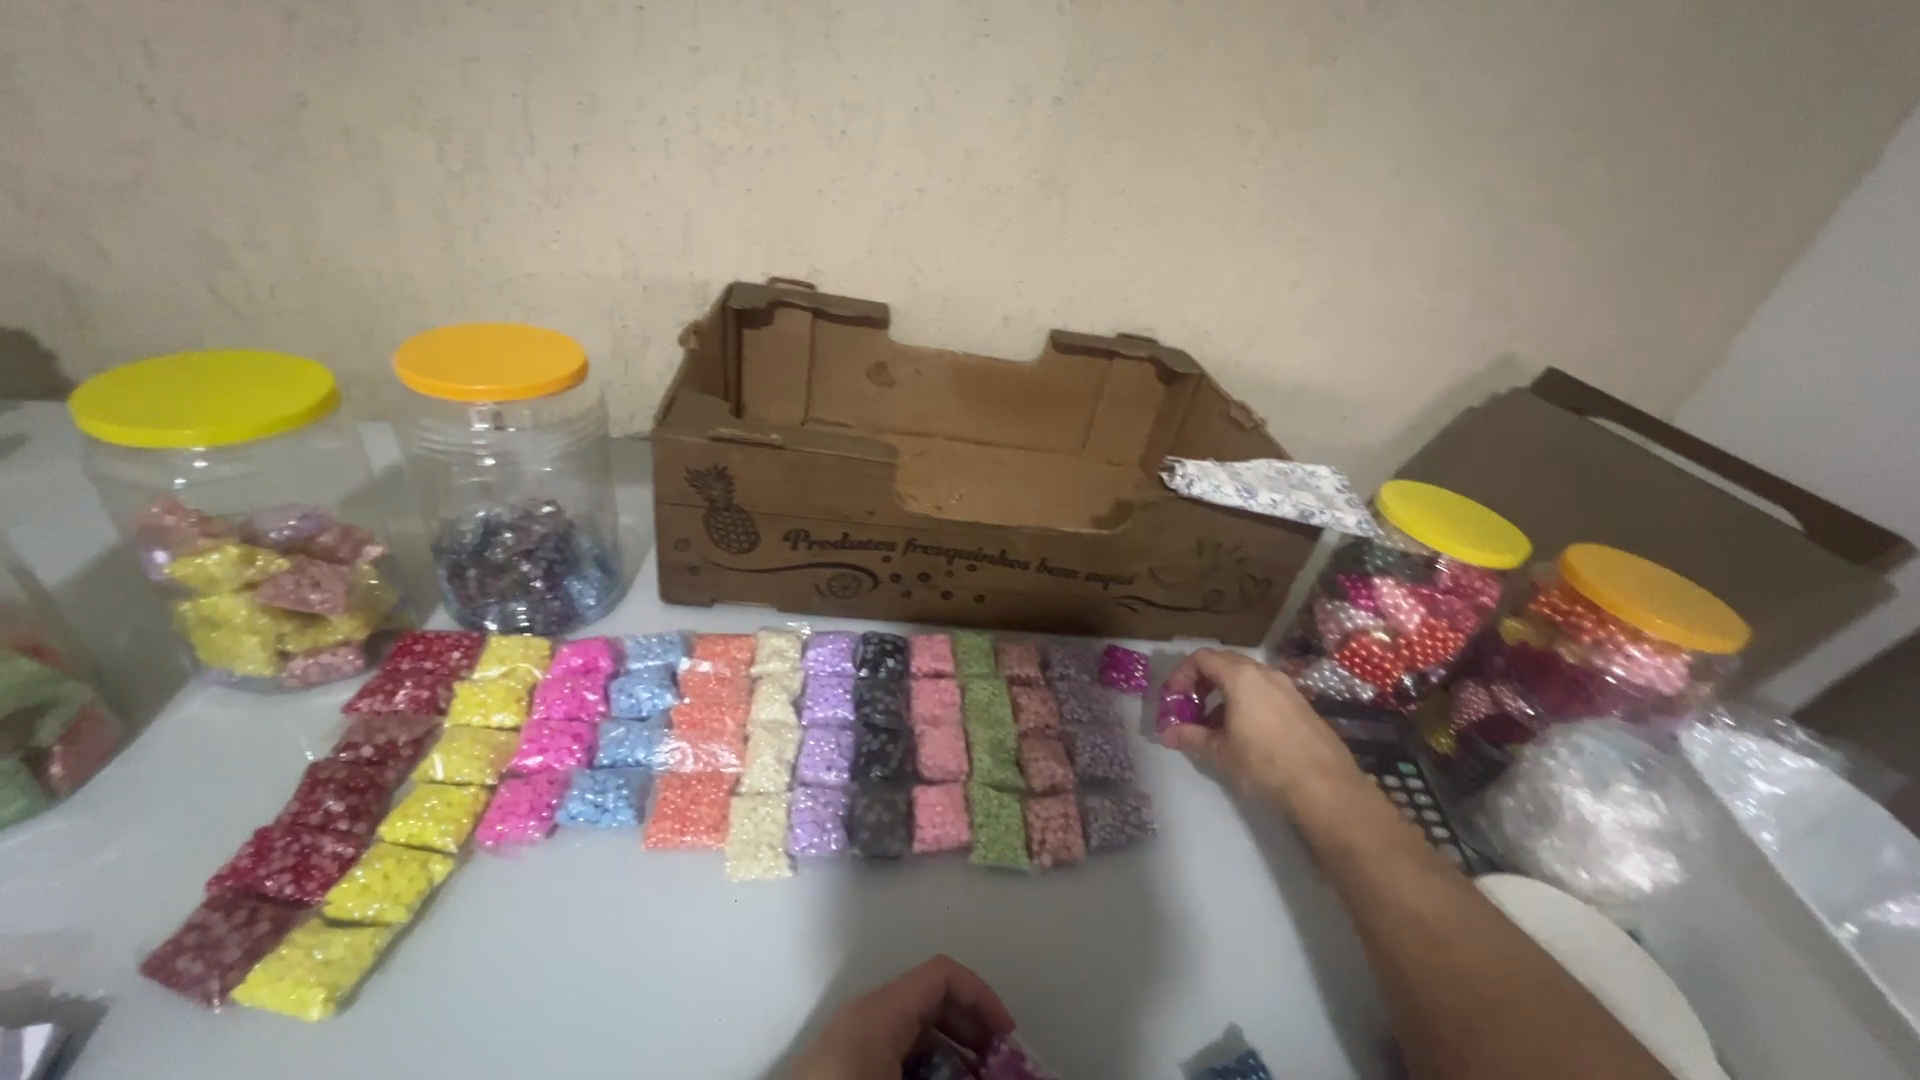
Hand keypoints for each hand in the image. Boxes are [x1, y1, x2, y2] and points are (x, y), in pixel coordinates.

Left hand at [785, 955, 1016, 1079]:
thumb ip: (958, 1078)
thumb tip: (996, 1076)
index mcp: (880, 1011)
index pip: (942, 976)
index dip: (983, 998)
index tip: (1008, 1039)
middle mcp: (864, 1015)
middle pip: (930, 999)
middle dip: (971, 1029)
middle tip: (999, 1066)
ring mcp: (849, 1040)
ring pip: (912, 1028)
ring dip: (950, 1052)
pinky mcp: (842, 1066)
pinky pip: (893, 1051)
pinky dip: (923, 1066)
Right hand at [1162, 648, 1368, 815]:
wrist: (1325, 787)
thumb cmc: (1265, 763)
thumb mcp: (1220, 752)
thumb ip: (1191, 737)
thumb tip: (1166, 734)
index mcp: (1241, 677)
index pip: (1201, 658)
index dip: (1181, 675)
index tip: (1173, 700)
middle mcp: (1265, 673)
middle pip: (1224, 663)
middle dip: (1201, 682)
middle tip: (1189, 708)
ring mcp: (1287, 688)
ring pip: (1246, 678)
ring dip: (1223, 694)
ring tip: (1213, 725)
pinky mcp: (1301, 705)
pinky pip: (1265, 691)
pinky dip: (1245, 702)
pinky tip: (1243, 733)